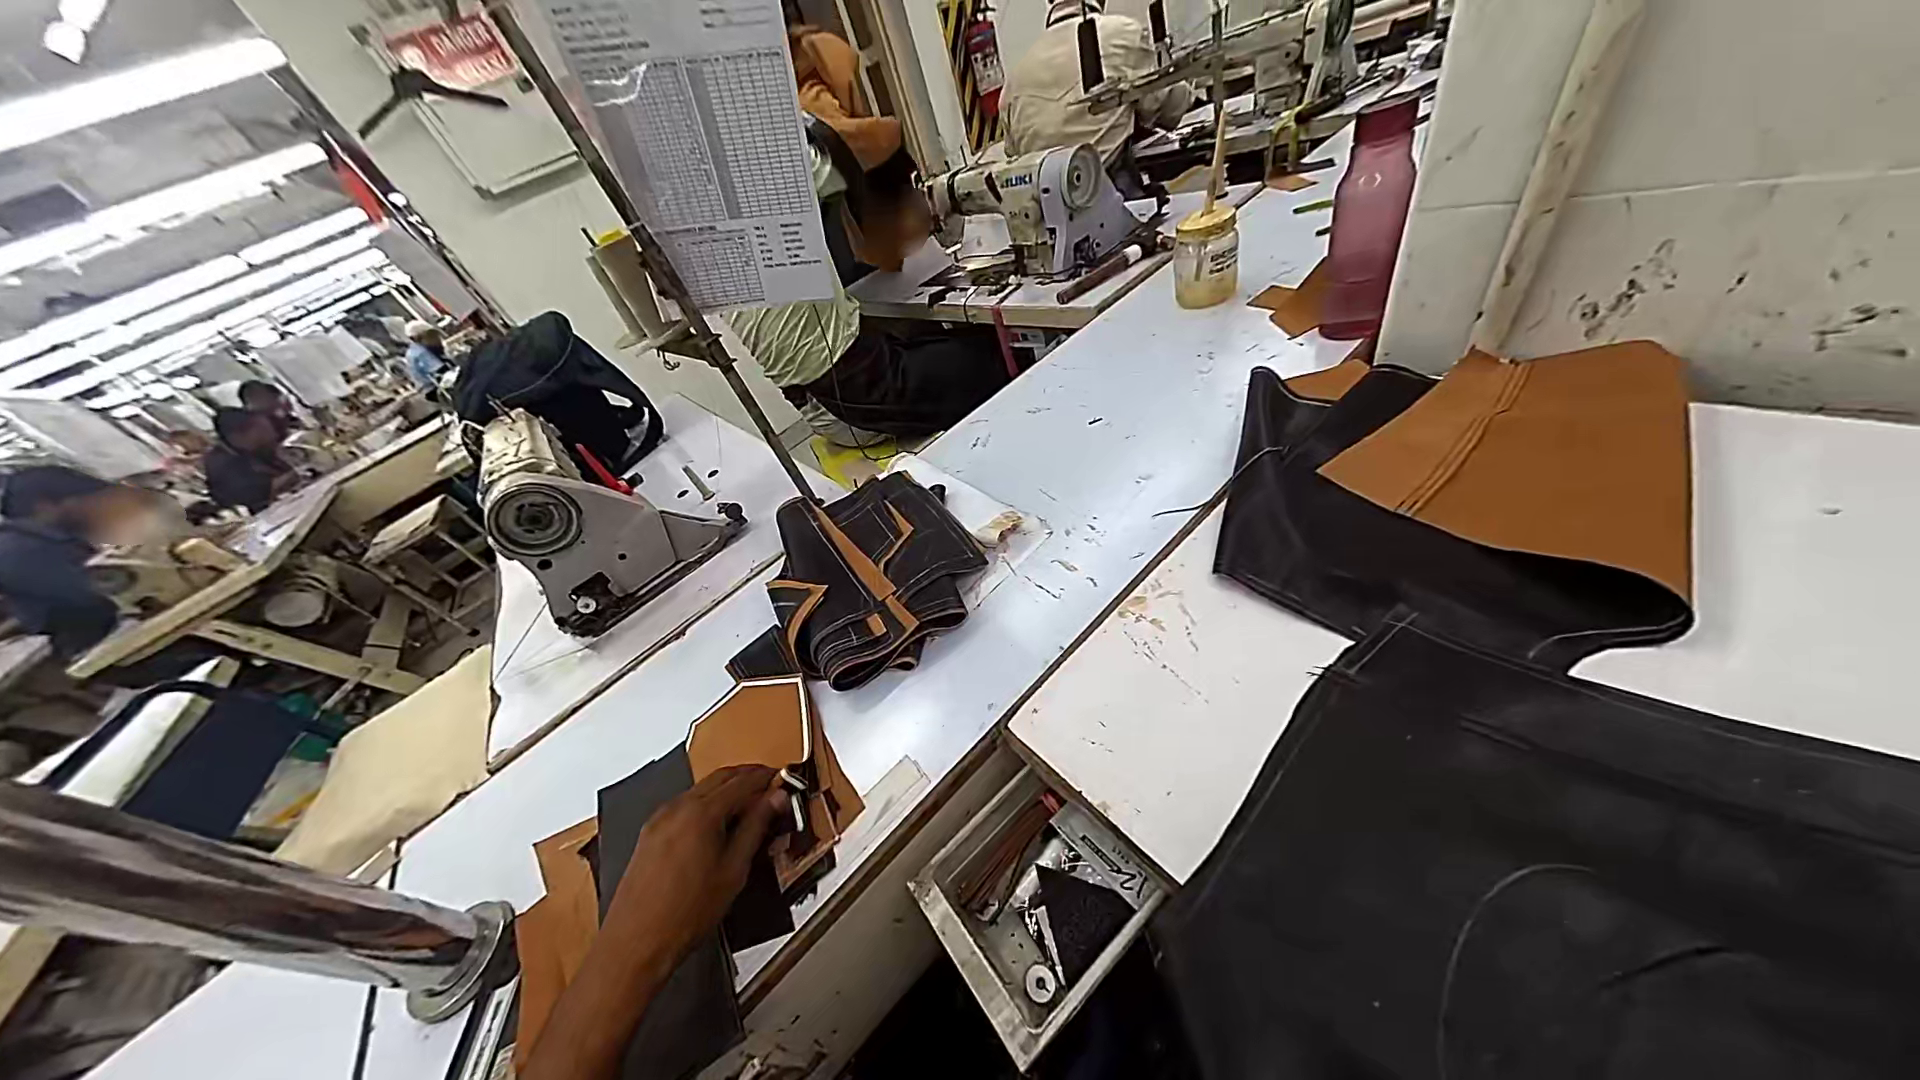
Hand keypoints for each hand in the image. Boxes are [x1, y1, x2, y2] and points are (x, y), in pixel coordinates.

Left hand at [603, 765, 786, 970]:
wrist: (634, 946)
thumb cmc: (685, 915)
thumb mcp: (734, 869)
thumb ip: (756, 827)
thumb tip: (775, 799)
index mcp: (701, 813)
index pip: (743, 780)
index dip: (767, 777)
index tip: (782, 779)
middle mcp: (677, 807)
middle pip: (721, 777)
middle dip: (748, 776)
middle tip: (770, 786)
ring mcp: (660, 818)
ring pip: (702, 788)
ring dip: (727, 789)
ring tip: (748, 807)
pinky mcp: (650, 833)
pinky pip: (685, 804)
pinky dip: (707, 803)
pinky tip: (718, 823)